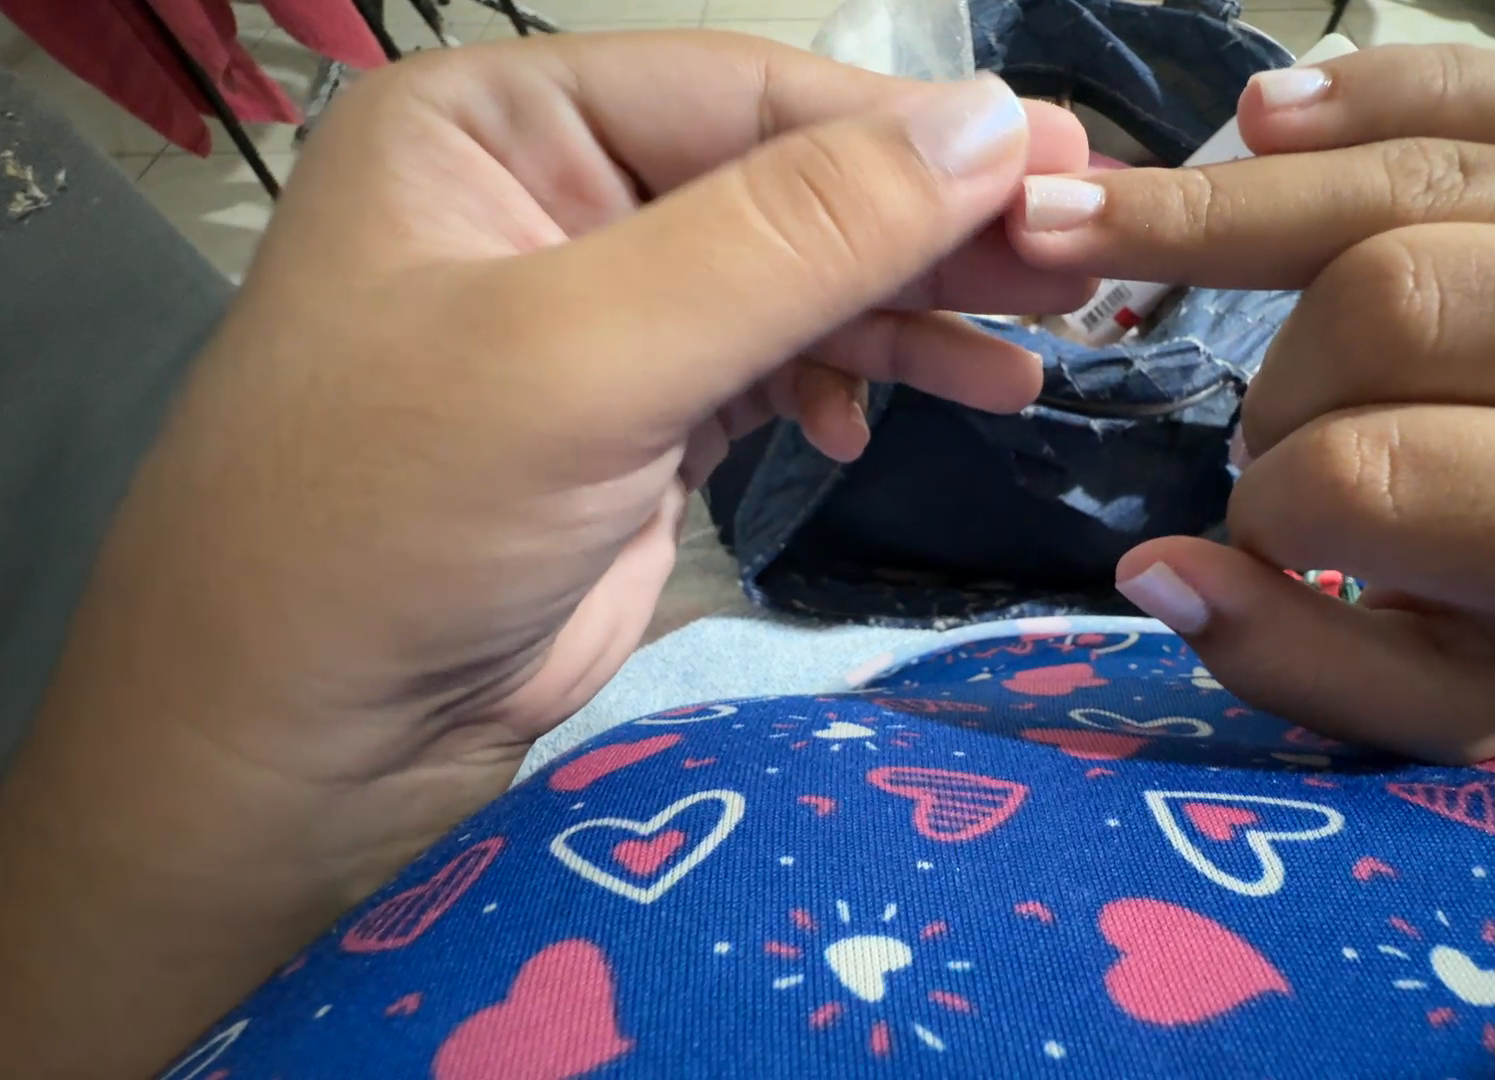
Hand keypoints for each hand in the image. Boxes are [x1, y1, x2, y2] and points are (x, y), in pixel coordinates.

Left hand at [0, 31, 1088, 1075]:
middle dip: (938, 227)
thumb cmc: (404, 524)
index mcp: (515, 128)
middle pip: (798, 191)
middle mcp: (573, 204)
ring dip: (921, 316)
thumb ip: (793, 239)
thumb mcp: (596, 356)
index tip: (1055, 160)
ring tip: (1038, 342)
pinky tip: (902, 417)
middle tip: (1076, 249)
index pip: (755, 98)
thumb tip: (981, 131)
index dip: (915, 133)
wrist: (325, 736)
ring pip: (809, 288)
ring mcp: (626, 317)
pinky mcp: (665, 415)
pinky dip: (860, 386)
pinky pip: (792, 370)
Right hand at [1012, 44, 1494, 761]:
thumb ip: (1287, 656)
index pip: (1384, 471)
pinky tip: (1259, 121)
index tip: (1267, 547)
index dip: (1273, 512)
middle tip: (1270, 445)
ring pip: (1407, 185)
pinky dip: (1357, 98)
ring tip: (1125, 241)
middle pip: (1391, 297)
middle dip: (1277, 389)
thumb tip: (1148, 570)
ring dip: (1240, 238)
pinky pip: (1490, 91)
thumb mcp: (1429, 705)